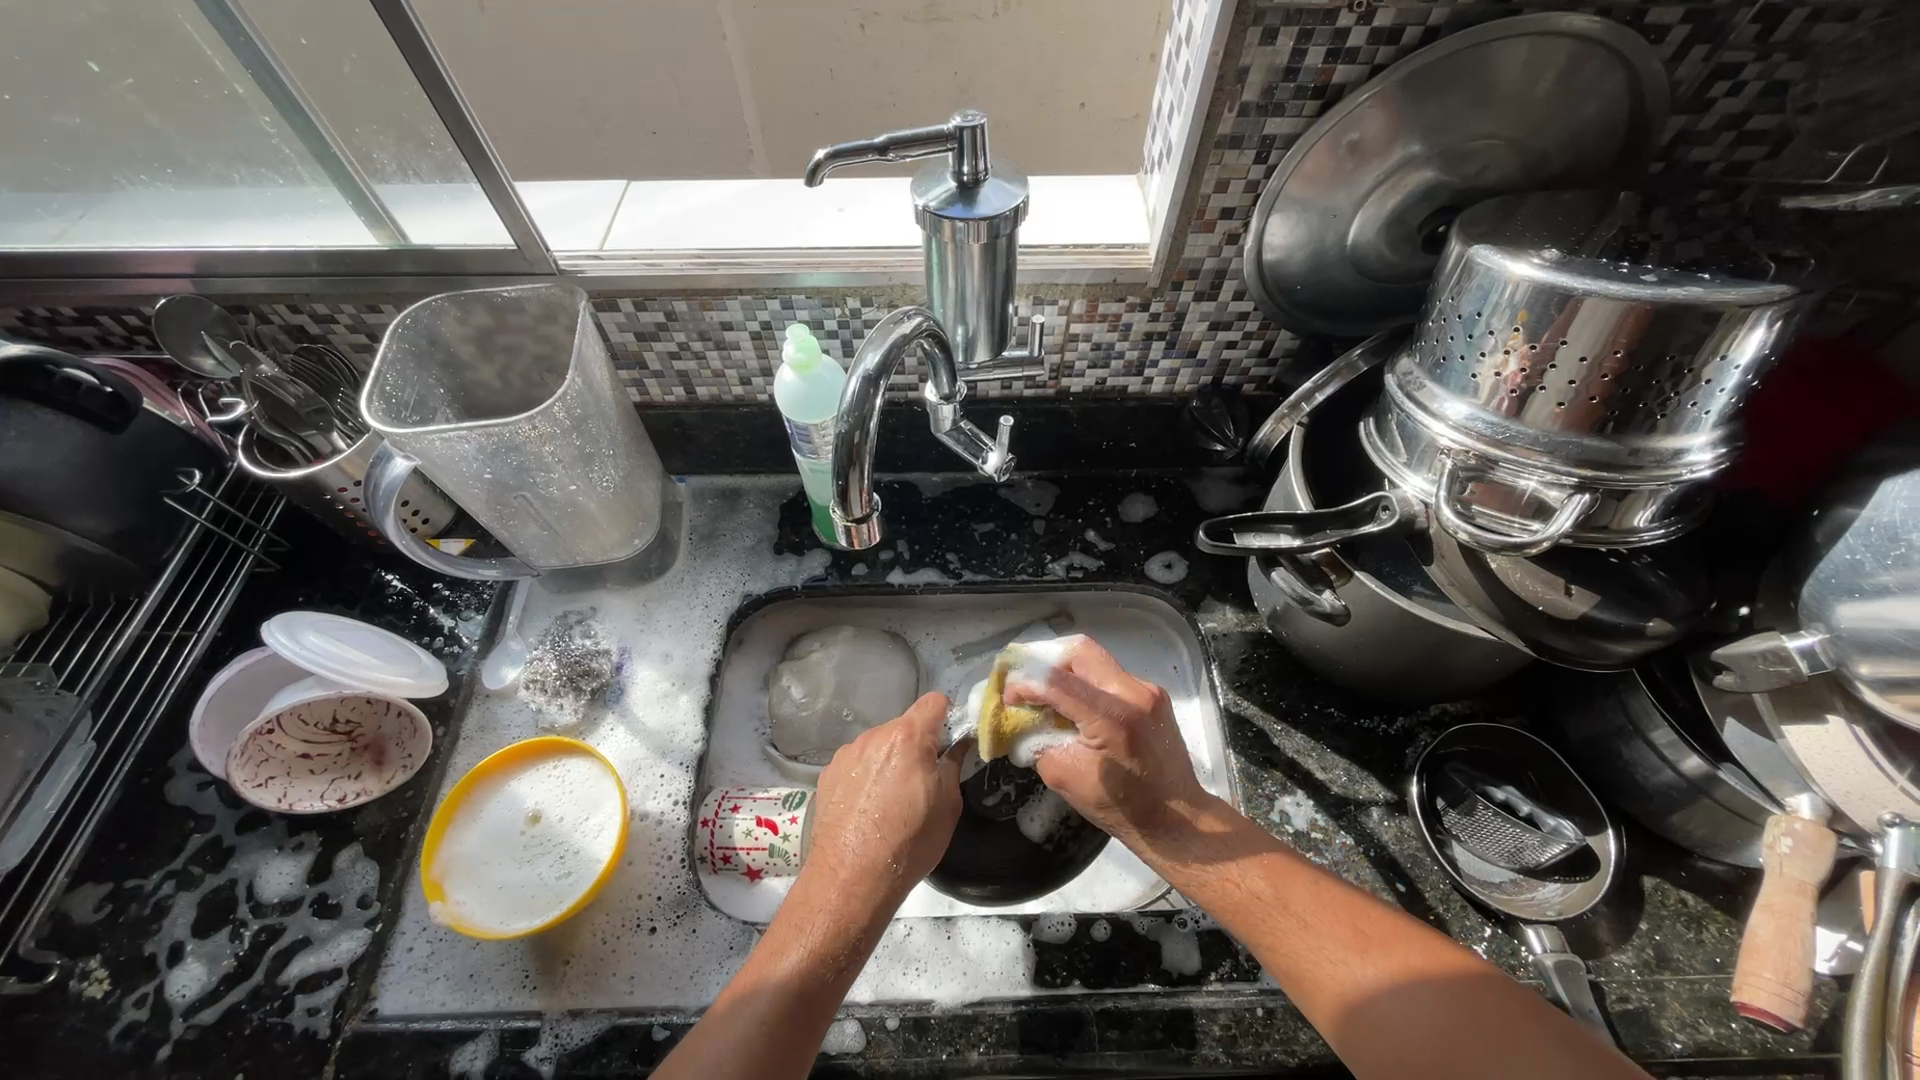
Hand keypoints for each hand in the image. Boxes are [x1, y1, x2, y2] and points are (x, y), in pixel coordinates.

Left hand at [798, 692, 961, 914]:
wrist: (851, 878)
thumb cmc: (910, 842)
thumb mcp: (948, 806)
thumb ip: (953, 766)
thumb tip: (957, 745)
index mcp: (908, 738)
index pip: (934, 702)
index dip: (946, 718)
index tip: (949, 744)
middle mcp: (874, 736)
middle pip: (904, 726)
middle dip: (917, 746)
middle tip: (922, 782)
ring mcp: (847, 754)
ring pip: (879, 746)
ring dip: (890, 761)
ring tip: (890, 801)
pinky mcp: (829, 774)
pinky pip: (858, 763)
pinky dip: (867, 776)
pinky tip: (867, 809)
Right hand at [1002, 636, 1212, 848]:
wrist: (1175, 818)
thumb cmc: (1120, 807)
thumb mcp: (1064, 777)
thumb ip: (1038, 740)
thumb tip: (1024, 718)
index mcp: (1112, 717)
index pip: (1056, 681)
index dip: (1024, 684)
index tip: (1009, 697)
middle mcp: (1133, 693)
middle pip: (1079, 651)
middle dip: (1046, 661)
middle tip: (1028, 682)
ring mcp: (1147, 690)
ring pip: (1096, 659)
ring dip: (1066, 670)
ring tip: (1048, 692)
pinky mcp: (1152, 694)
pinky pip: (1110, 675)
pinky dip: (1087, 683)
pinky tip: (1076, 705)